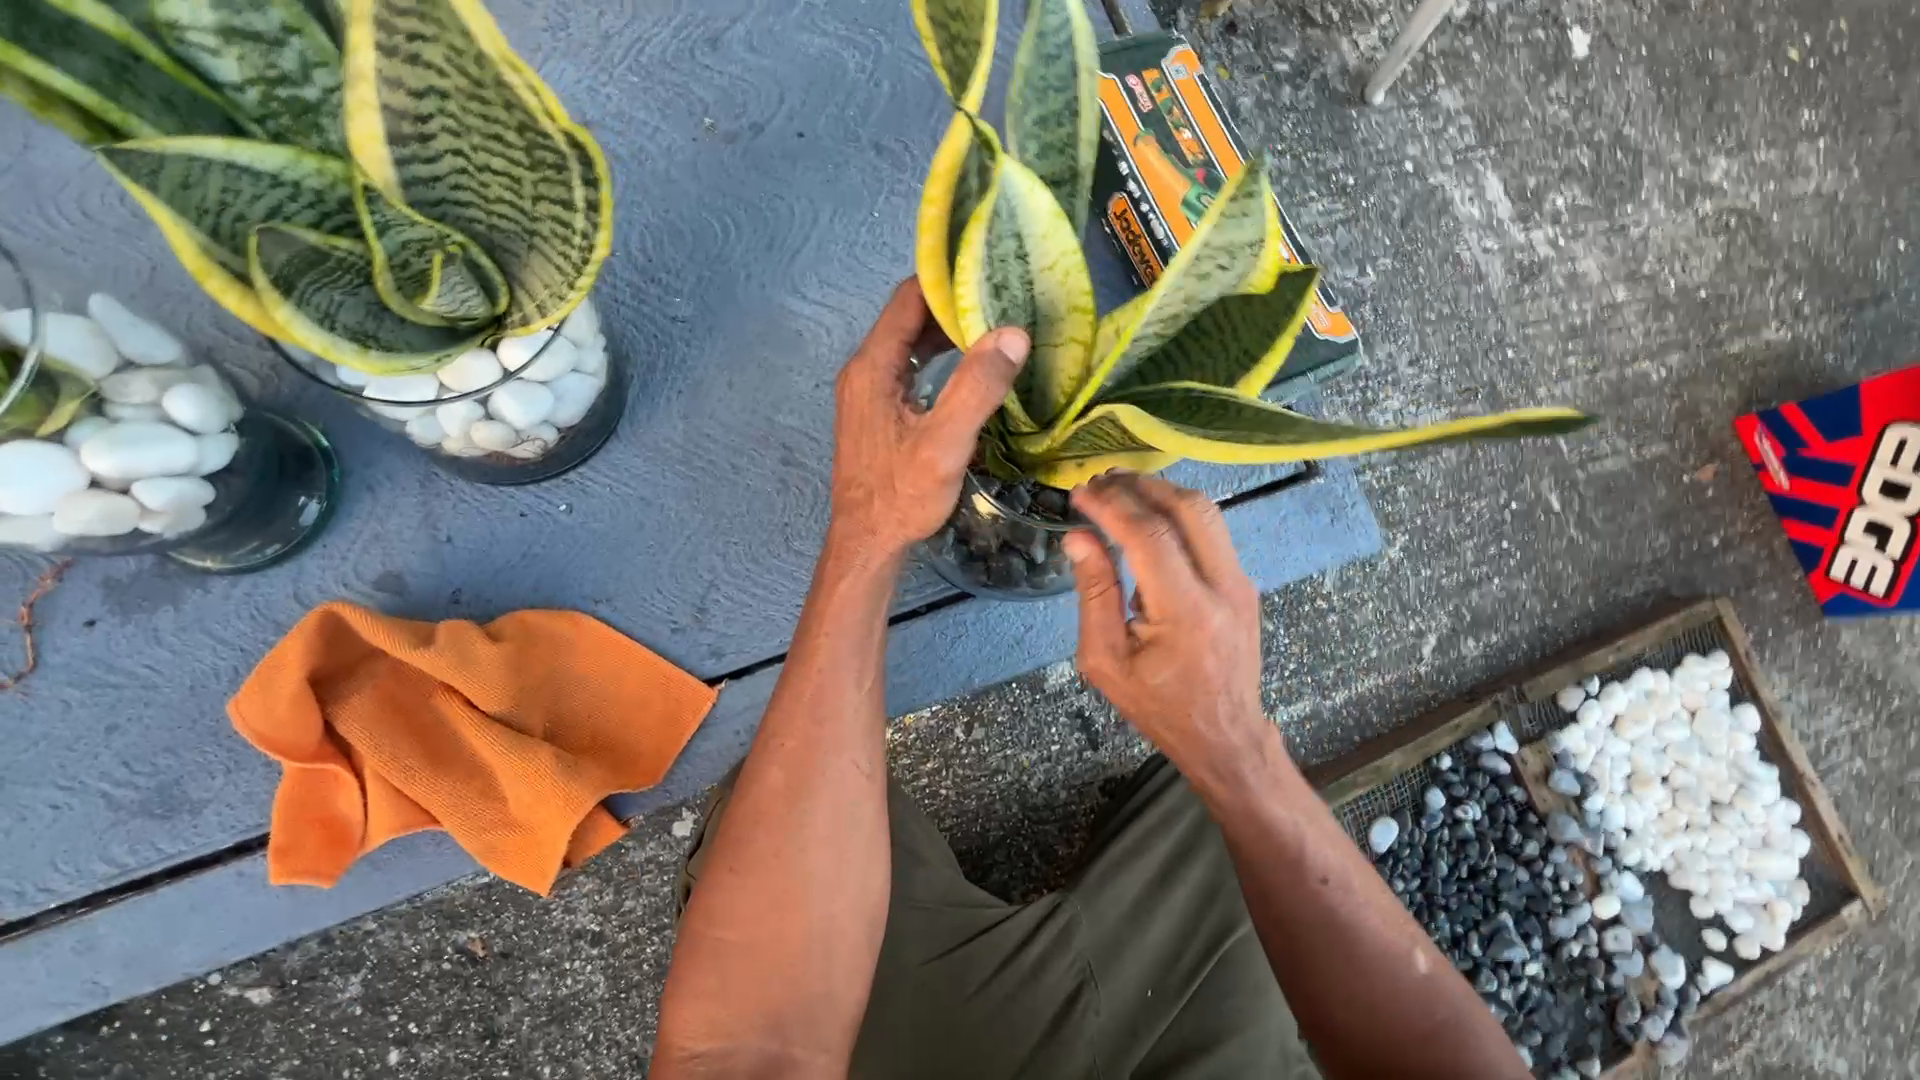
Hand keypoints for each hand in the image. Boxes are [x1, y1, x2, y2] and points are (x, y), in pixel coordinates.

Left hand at [829, 279, 1028, 561]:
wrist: (867, 542)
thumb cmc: (902, 496)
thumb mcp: (945, 443)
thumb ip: (977, 387)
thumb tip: (1014, 333)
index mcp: (873, 366)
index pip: (909, 298)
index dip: (949, 280)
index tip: (993, 275)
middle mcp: (864, 370)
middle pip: (908, 317)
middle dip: (954, 305)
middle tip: (1004, 302)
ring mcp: (867, 391)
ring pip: (908, 343)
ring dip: (947, 333)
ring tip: (995, 329)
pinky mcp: (876, 411)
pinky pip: (908, 368)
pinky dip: (937, 359)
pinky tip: (968, 369)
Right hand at [1065, 472, 1288, 797]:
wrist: (1224, 734)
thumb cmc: (1158, 705)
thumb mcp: (1106, 661)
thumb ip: (1095, 594)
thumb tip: (1079, 537)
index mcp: (1186, 612)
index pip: (1150, 536)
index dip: (1112, 506)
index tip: (1080, 493)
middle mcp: (1223, 587)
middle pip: (1187, 509)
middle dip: (1139, 486)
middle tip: (1099, 482)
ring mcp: (1241, 582)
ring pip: (1206, 512)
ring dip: (1161, 492)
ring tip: (1119, 490)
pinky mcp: (1244, 583)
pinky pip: (1212, 531)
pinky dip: (1177, 513)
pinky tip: (1147, 517)